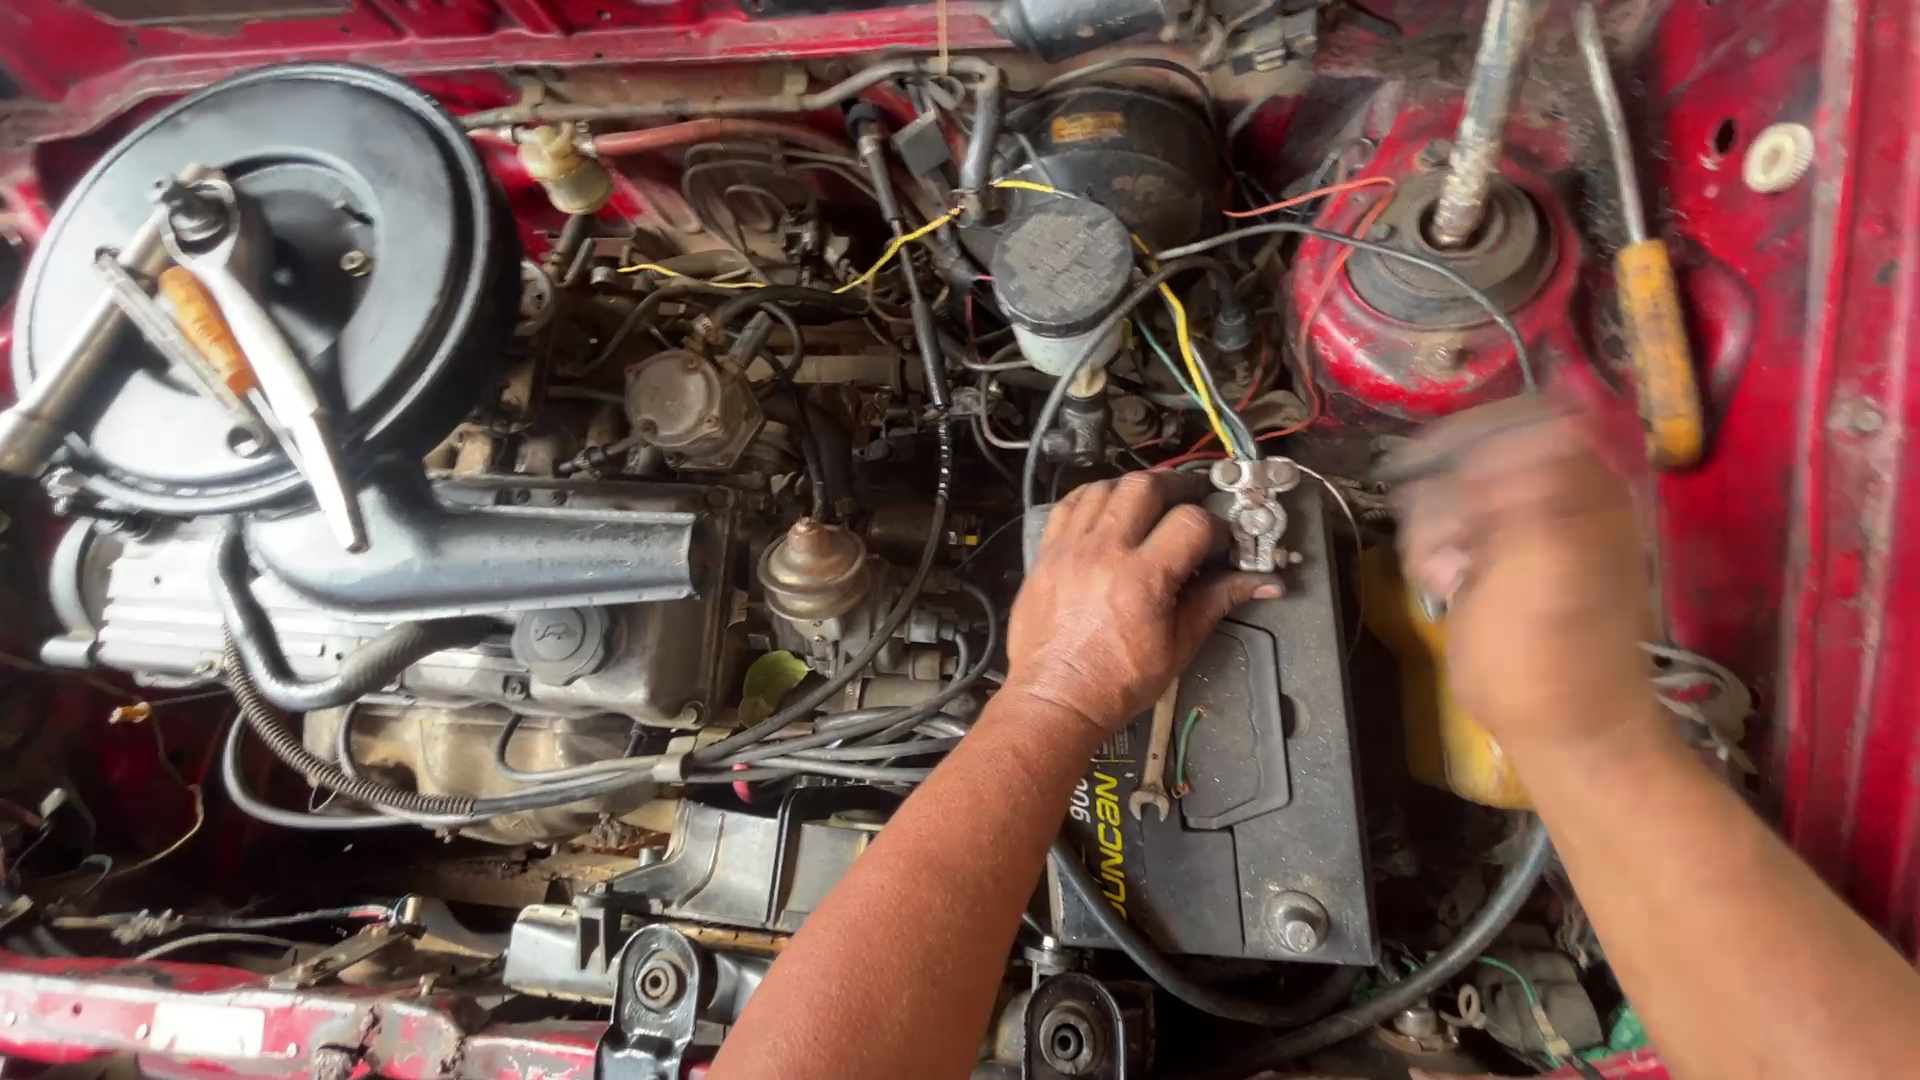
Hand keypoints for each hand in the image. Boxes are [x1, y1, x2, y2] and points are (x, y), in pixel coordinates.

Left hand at [1006, 472, 1279, 741]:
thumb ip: (1216, 601)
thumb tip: (1260, 582)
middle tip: (1190, 499)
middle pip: (1144, 486)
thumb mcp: (1178, 646)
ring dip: (1133, 488)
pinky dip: (1093, 498)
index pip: (1191, 522)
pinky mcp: (1046, 553)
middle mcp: (1102, 554)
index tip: (1218, 541)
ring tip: (1150, 504)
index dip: (1215, 526)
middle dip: (1177, 486)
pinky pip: (1069, 504)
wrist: (1054, 697)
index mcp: (1141, 580)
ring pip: (1104, 487)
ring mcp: (1069, 549)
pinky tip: (1108, 510)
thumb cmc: (1114, 682)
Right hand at [1389, 399, 1656, 754]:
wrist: (1552, 722)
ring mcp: (1518, 531)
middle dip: (1445, 495)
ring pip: (1448, 492)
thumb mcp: (1546, 571)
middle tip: (1451, 543)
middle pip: (1475, 455)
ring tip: (1444, 572)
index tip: (1439, 472)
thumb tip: (1532, 426)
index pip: (1532, 420)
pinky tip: (1441, 581)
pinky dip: (1429, 550)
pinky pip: (1442, 527)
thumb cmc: (1549, 654)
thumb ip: (1537, 492)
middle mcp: (1554, 501)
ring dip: (1430, 529)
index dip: (1479, 436)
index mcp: (1585, 495)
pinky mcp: (1488, 560)